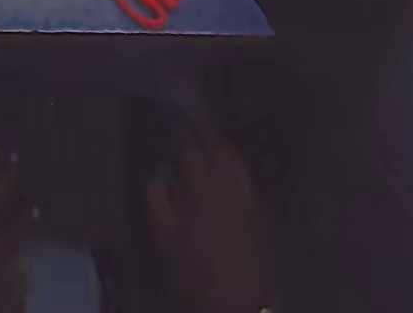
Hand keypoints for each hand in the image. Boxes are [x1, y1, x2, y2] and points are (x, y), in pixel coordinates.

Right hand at [143, 135, 271, 312]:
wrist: (234, 305)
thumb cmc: (192, 271)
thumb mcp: (163, 237)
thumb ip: (157, 201)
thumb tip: (157, 176)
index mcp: (199, 194)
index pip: (190, 152)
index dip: (181, 133)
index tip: (172, 122)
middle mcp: (226, 192)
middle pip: (217, 150)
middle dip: (203, 130)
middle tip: (190, 118)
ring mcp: (245, 202)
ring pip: (235, 161)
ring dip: (221, 142)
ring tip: (209, 132)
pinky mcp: (256, 213)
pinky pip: (245, 177)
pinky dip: (235, 161)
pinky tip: (229, 160)